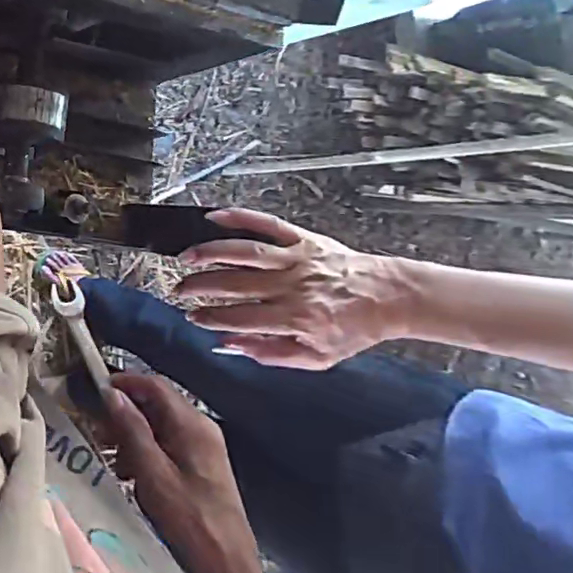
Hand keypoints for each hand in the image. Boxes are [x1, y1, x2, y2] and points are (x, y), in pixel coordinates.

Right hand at [102, 373, 265, 572]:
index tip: (94, 390)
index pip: (153, 384)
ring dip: (131, 430)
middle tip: (97, 425)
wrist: (228, 571)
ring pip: (159, 422)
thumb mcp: (152, 472)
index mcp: (193, 425)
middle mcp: (201, 429)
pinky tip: (129, 468)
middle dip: (123, 410)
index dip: (122, 381)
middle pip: (155, 402)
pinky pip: (166, 441)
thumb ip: (131, 428)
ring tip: (109, 450)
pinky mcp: (202, 466)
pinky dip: (144, 446)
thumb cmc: (189, 519)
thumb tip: (111, 393)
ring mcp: (204, 448)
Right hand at [176, 209, 412, 368]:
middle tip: (179, 290)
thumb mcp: (320, 356)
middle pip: (234, 283)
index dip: (211, 318)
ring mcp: (296, 259)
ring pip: (243, 251)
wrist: (393, 298)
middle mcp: (293, 287)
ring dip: (209, 253)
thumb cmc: (354, 329)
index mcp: (298, 318)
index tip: (192, 317)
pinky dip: (238, 216)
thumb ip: (273, 353)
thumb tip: (230, 344)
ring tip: (185, 257)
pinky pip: (267, 223)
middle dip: (199, 287)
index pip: (241, 318)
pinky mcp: (301, 239)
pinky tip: (214, 216)